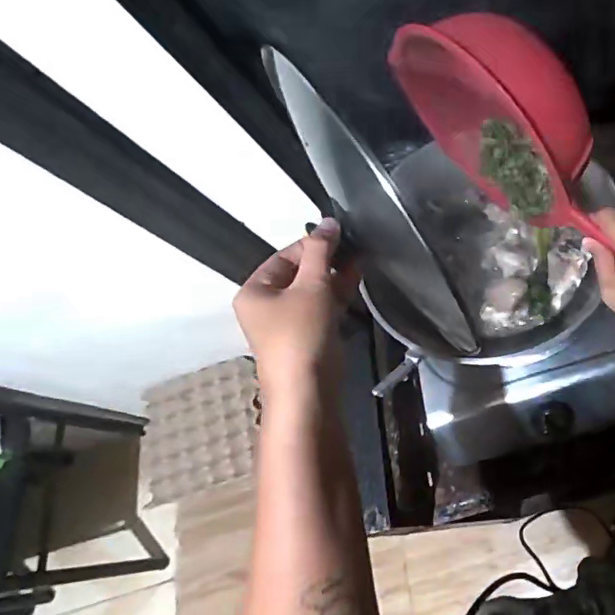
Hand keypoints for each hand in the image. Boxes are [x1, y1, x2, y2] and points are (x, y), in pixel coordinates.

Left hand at [234, 218, 354, 386]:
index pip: (284, 256)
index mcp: (254, 291)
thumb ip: (321, 251)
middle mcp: (266, 306)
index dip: (312, 244)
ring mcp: (287, 324)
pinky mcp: (307, 338)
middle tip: (355, 246)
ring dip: (334, 277)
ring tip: (360, 259)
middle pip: (297, 273)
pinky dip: (336, 296)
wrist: (308, 392)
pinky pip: (320, 309)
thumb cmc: (302, 334)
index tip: (342, 235)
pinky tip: (356, 280)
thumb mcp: (311, 286)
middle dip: (326, 261)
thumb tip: (330, 221)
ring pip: (311, 292)